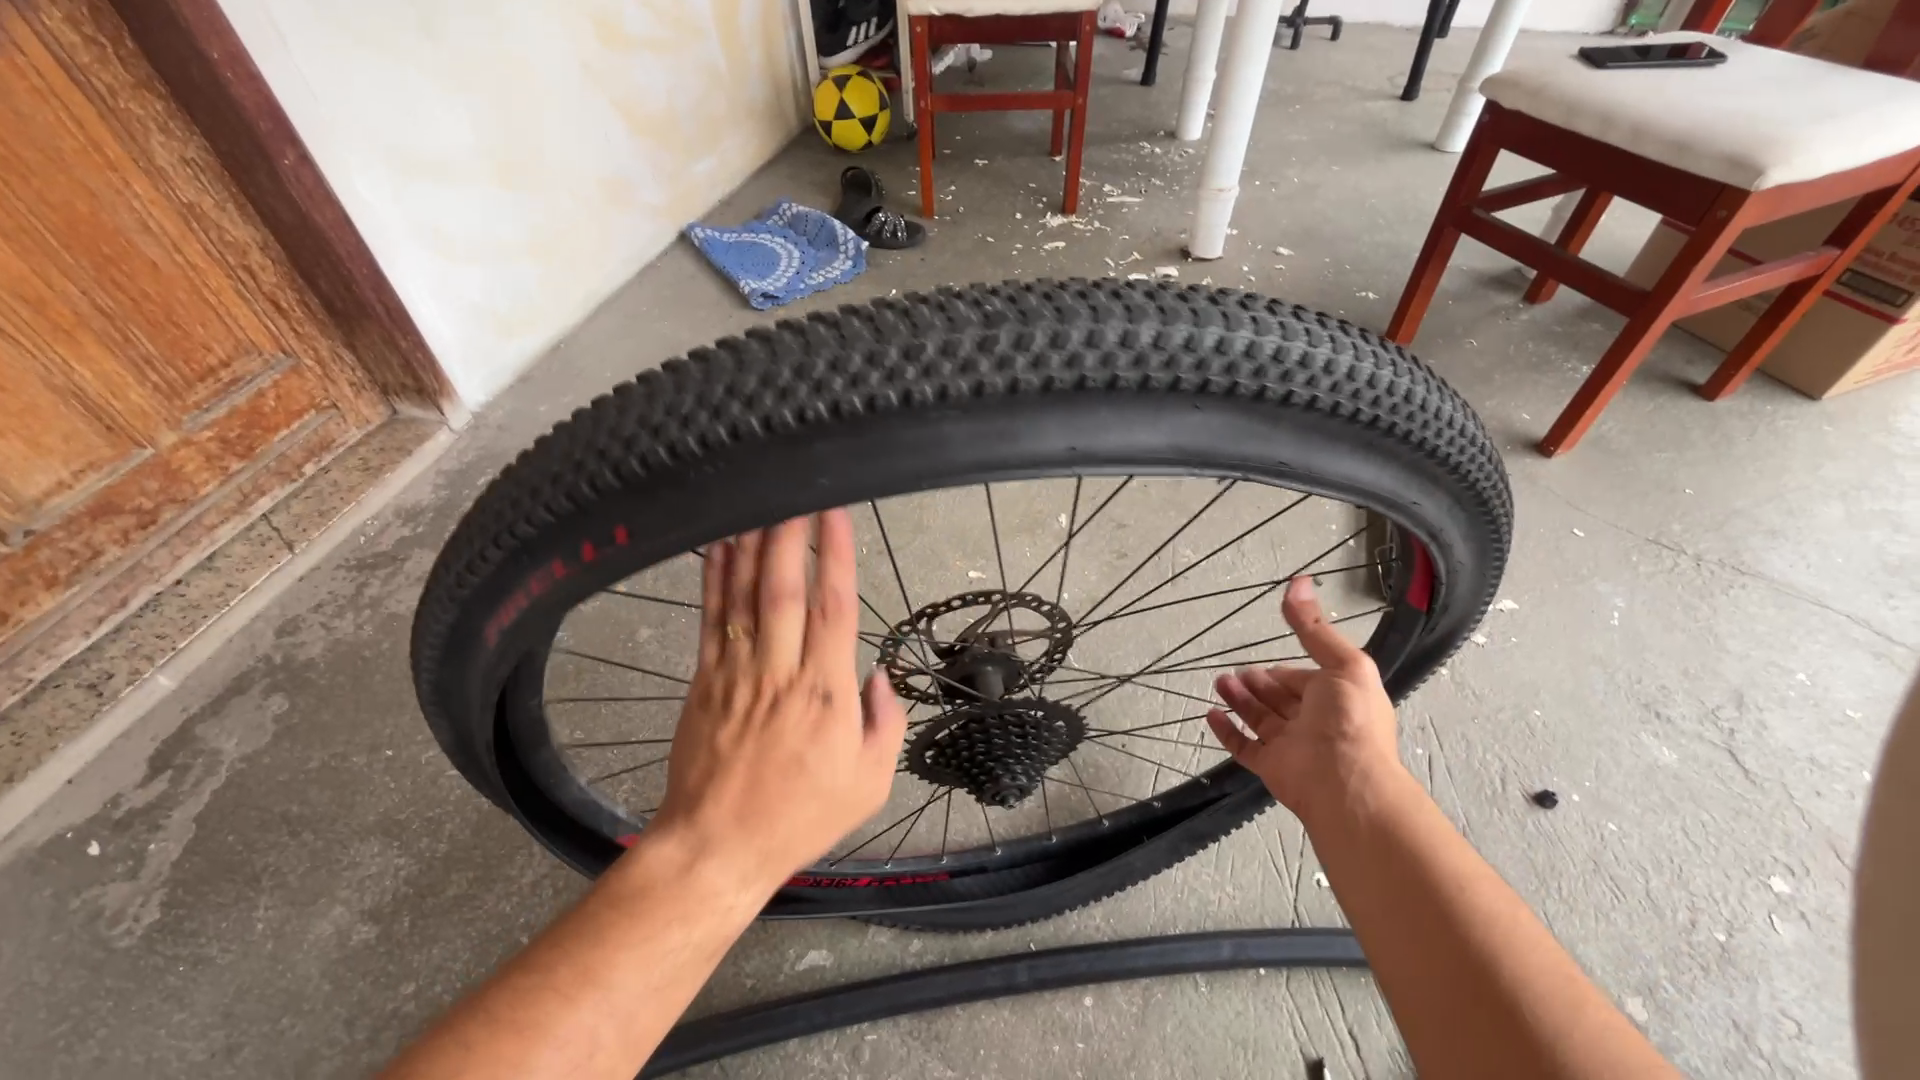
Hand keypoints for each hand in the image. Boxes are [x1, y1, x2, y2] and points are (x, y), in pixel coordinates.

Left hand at [650, 510, 907, 888]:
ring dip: (752, 544)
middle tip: (794, 491)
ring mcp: (737, 674)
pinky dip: (713, 578)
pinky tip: (718, 545)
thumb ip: (885, 722)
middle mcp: (781, 673)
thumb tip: (878, 673)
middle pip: (784, 588)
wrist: (720, 846)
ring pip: (744, 595)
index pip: (835, 608)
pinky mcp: (705, 681)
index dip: (836, 556)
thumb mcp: (870, 782)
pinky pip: (710, 619)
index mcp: (826, 695)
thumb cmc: (800, 816)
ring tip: (757, 501)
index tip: (835, 515)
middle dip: (789, 533)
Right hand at [1205, 576, 1405, 826]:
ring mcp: (1291, 746)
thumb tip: (1299, 580)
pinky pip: (1243, 747)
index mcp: (1336, 699)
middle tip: (1236, 671)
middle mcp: (1314, 722)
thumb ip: (1314, 627)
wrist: (1346, 782)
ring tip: (1219, 681)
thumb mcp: (1343, 663)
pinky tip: (1211, 714)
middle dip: (1257, 683)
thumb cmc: (1350, 719)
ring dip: (1239, 700)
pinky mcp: (1270, 766)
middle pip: (1279, 698)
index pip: (1304, 680)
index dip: (1284, 671)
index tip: (1264, 660)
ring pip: (1259, 719)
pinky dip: (1227, 731)